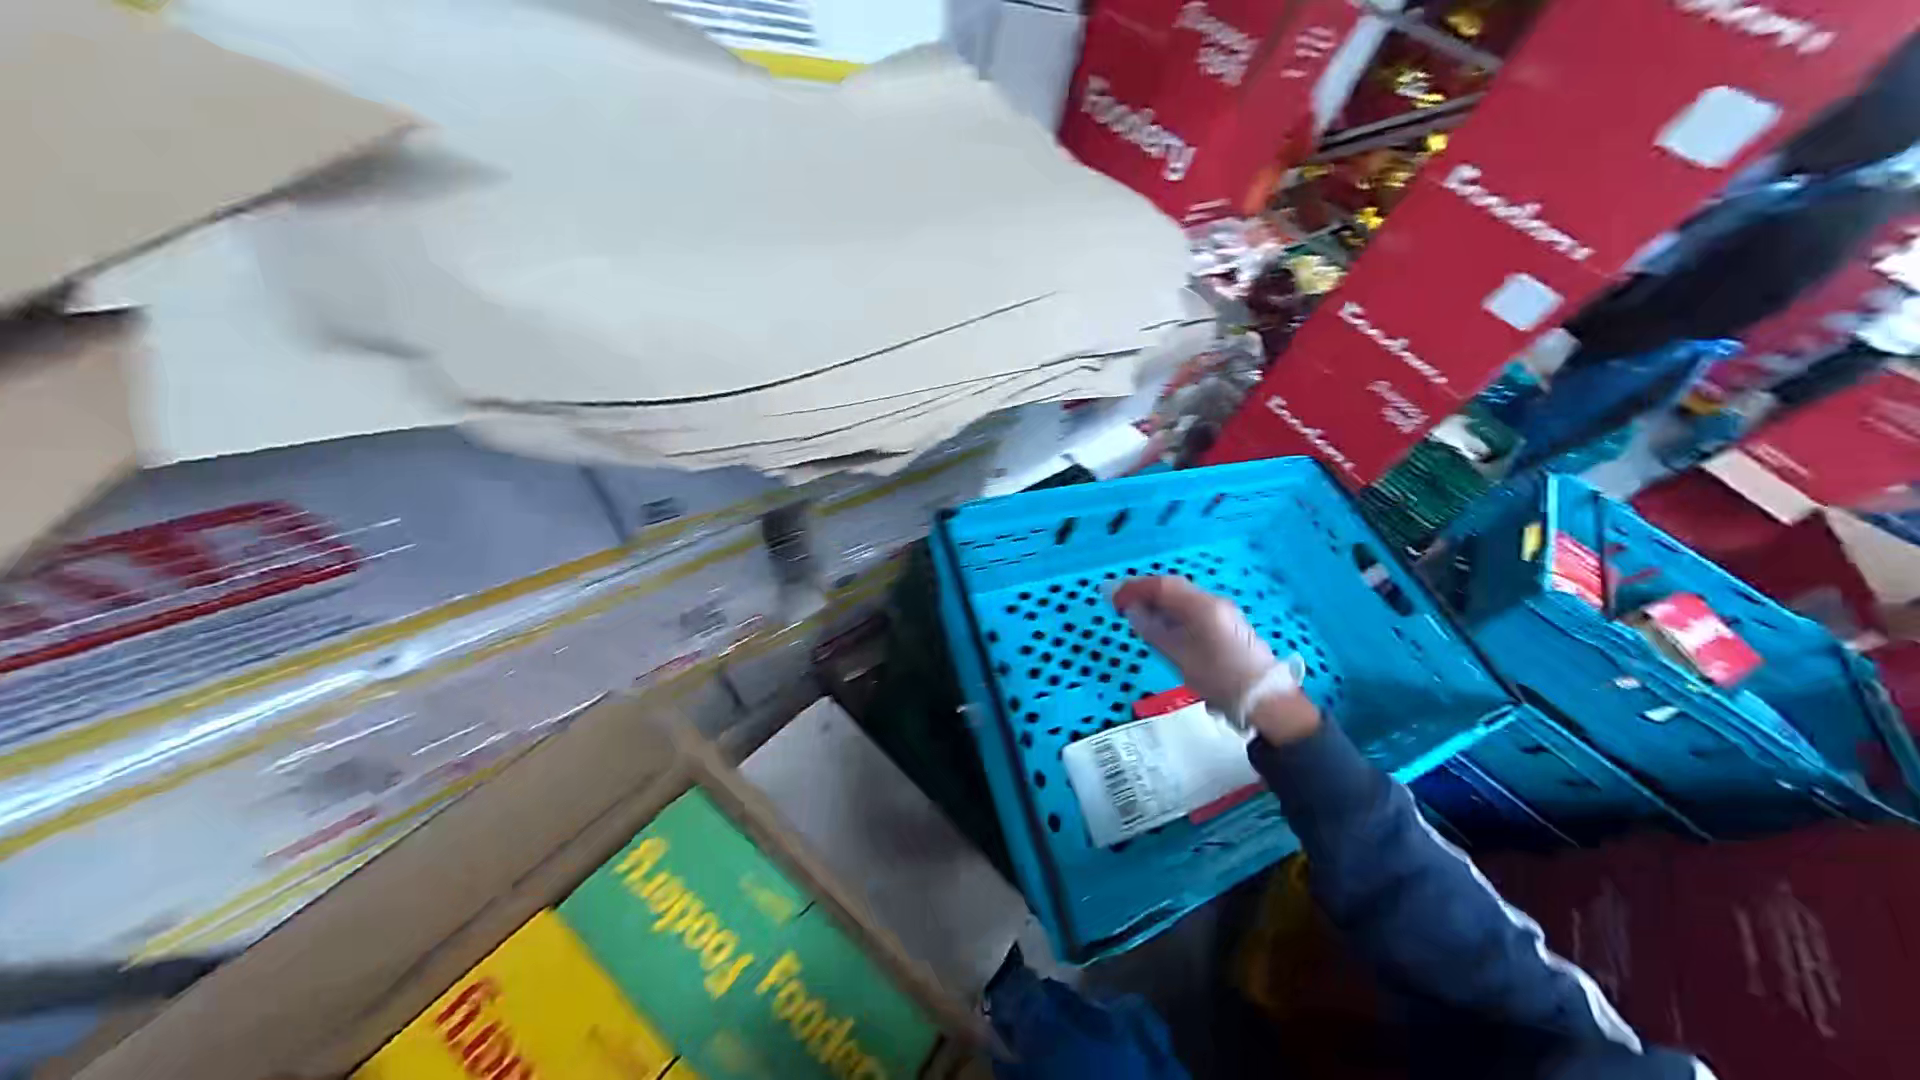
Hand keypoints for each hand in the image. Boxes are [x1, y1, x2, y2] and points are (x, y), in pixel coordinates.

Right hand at [1112, 575, 1321, 746]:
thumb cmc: (1220, 678)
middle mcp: (1213, 603)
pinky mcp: (1227, 626)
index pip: (1163, 586)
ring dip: (1158, 602)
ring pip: (1183, 599)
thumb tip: (1132, 612)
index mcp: (1202, 606)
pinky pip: (1192, 610)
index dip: (1135, 588)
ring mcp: (1223, 614)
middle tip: (1119, 601)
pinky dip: (1172, 612)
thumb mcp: (1179, 657)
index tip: (1112, 596)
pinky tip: (1161, 625)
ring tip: (1135, 613)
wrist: (1266, 700)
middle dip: (1145, 591)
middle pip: (1174, 588)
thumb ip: (1154, 631)